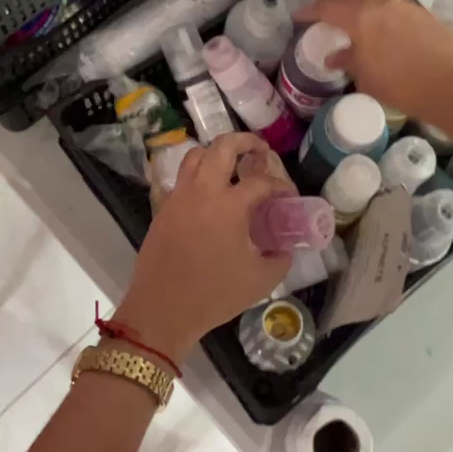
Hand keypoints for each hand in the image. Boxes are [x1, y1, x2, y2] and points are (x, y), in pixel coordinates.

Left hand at [115, 132, 295, 361]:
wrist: (163, 309)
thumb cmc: (214, 294)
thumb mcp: (260, 280)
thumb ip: (280, 259)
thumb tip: (284, 248)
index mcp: (229, 205)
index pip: (261, 181)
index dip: (280, 185)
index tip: (289, 196)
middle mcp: (202, 191)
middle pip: (223, 147)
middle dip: (245, 141)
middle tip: (260, 150)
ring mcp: (179, 197)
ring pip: (196, 156)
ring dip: (216, 153)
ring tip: (231, 164)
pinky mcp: (163, 209)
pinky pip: (181, 179)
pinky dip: (197, 175)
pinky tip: (208, 193)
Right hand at [300, 0, 452, 124]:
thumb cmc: (404, 86)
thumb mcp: (368, 79)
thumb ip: (348, 62)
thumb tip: (334, 56)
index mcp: (360, 18)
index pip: (326, 6)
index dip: (309, 10)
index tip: (298, 16)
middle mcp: (380, 3)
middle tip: (319, 10)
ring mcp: (402, 4)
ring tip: (346, 13)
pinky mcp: (420, 12)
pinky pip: (388, 2)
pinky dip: (373, 6)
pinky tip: (375, 23)